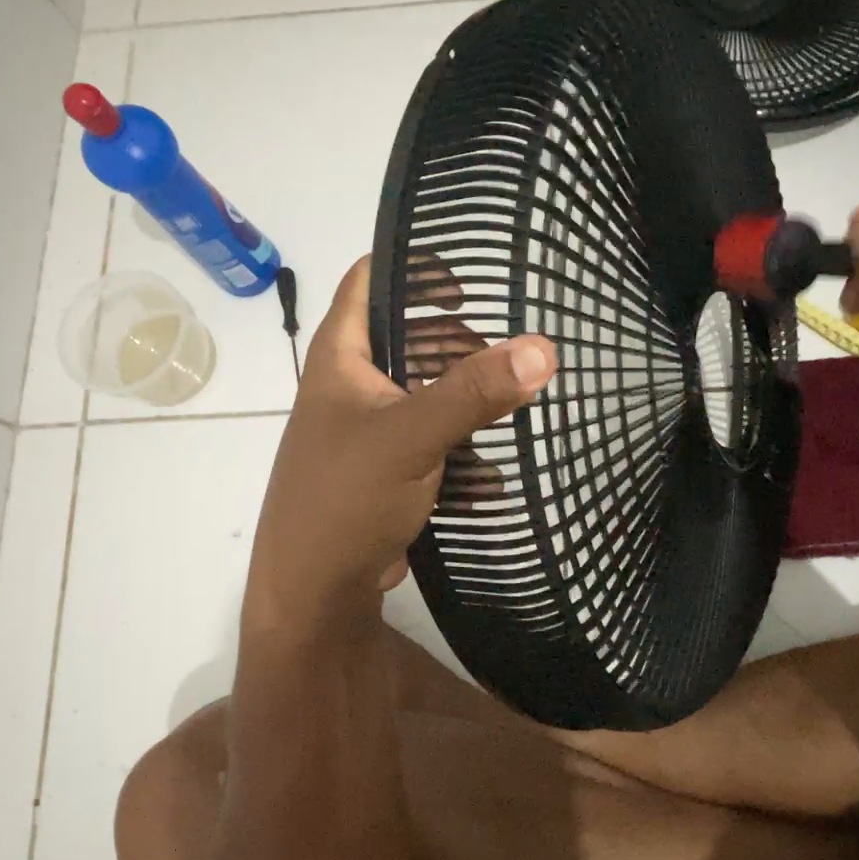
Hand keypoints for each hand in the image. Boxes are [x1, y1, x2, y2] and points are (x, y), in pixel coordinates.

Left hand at [245, 256, 556, 625]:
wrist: (315, 593)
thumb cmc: (344, 499)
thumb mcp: (410, 437)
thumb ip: (473, 392)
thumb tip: (543, 347)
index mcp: (342, 359)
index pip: (369, 281)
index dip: (413, 266)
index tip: (468, 284)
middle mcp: (353, 387)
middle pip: (409, 338)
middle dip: (458, 342)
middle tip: (506, 351)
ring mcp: (370, 431)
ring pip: (427, 394)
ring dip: (467, 399)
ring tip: (512, 405)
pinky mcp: (388, 471)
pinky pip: (433, 444)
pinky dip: (463, 450)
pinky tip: (494, 472)